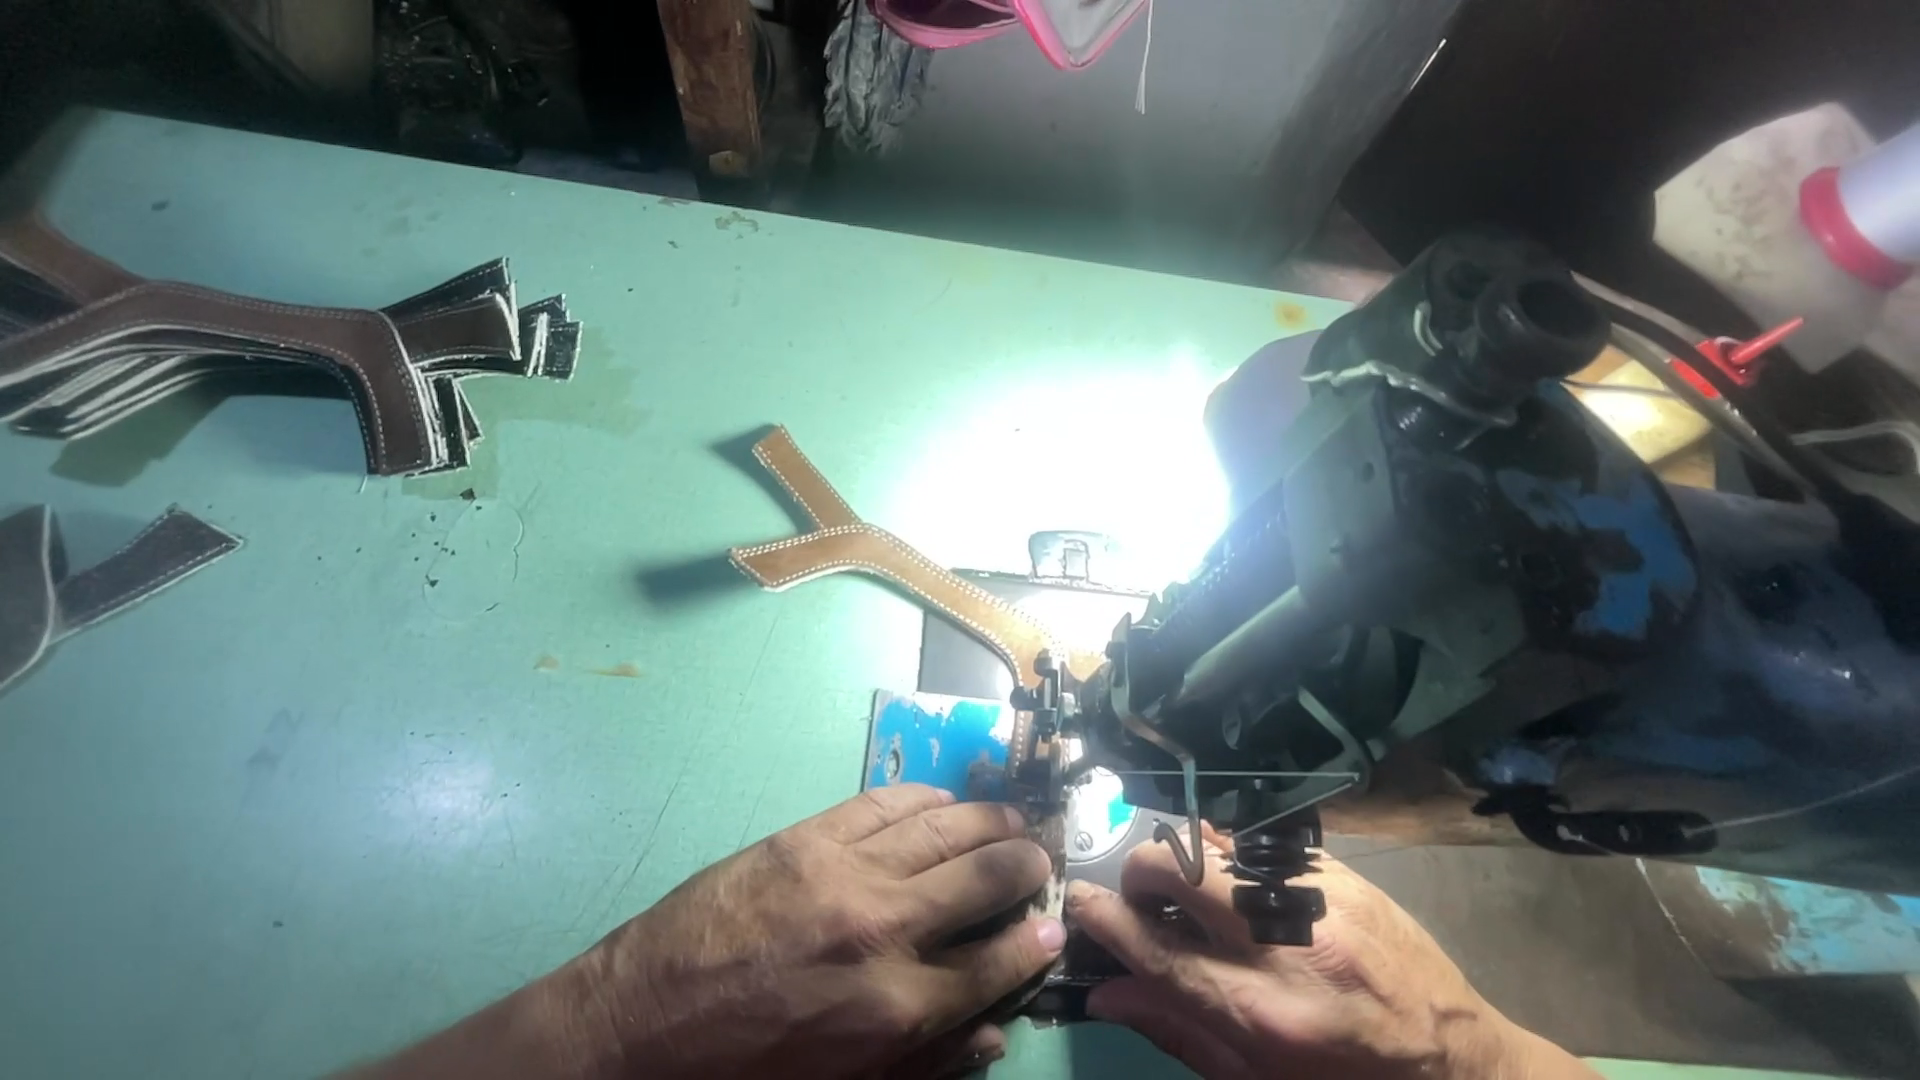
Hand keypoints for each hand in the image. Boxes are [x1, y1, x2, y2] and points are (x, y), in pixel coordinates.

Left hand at [579, 784, 1062, 1077]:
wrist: (640, 1023)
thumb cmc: (747, 1070)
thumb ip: (927, 1062)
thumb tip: (995, 1029)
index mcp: (895, 1009)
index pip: (995, 963)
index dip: (1033, 942)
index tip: (1053, 924)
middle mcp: (884, 928)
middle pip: (982, 879)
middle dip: (1026, 866)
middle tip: (1040, 859)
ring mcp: (845, 871)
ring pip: (943, 827)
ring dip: (989, 821)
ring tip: (1011, 820)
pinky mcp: (808, 836)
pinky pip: (885, 802)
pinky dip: (926, 798)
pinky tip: (944, 801)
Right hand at [1066, 833, 1599, 1079]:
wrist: (1461, 1062)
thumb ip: (1176, 1030)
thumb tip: (1103, 991)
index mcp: (1265, 1015)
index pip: (1158, 952)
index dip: (1106, 920)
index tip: (1075, 899)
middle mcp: (1287, 944)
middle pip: (1178, 870)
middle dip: (1139, 873)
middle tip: (1140, 899)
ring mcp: (1315, 897)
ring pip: (1211, 843)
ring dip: (1180, 862)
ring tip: (1187, 897)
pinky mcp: (1336, 870)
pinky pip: (1252, 841)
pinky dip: (1223, 856)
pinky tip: (1231, 886)